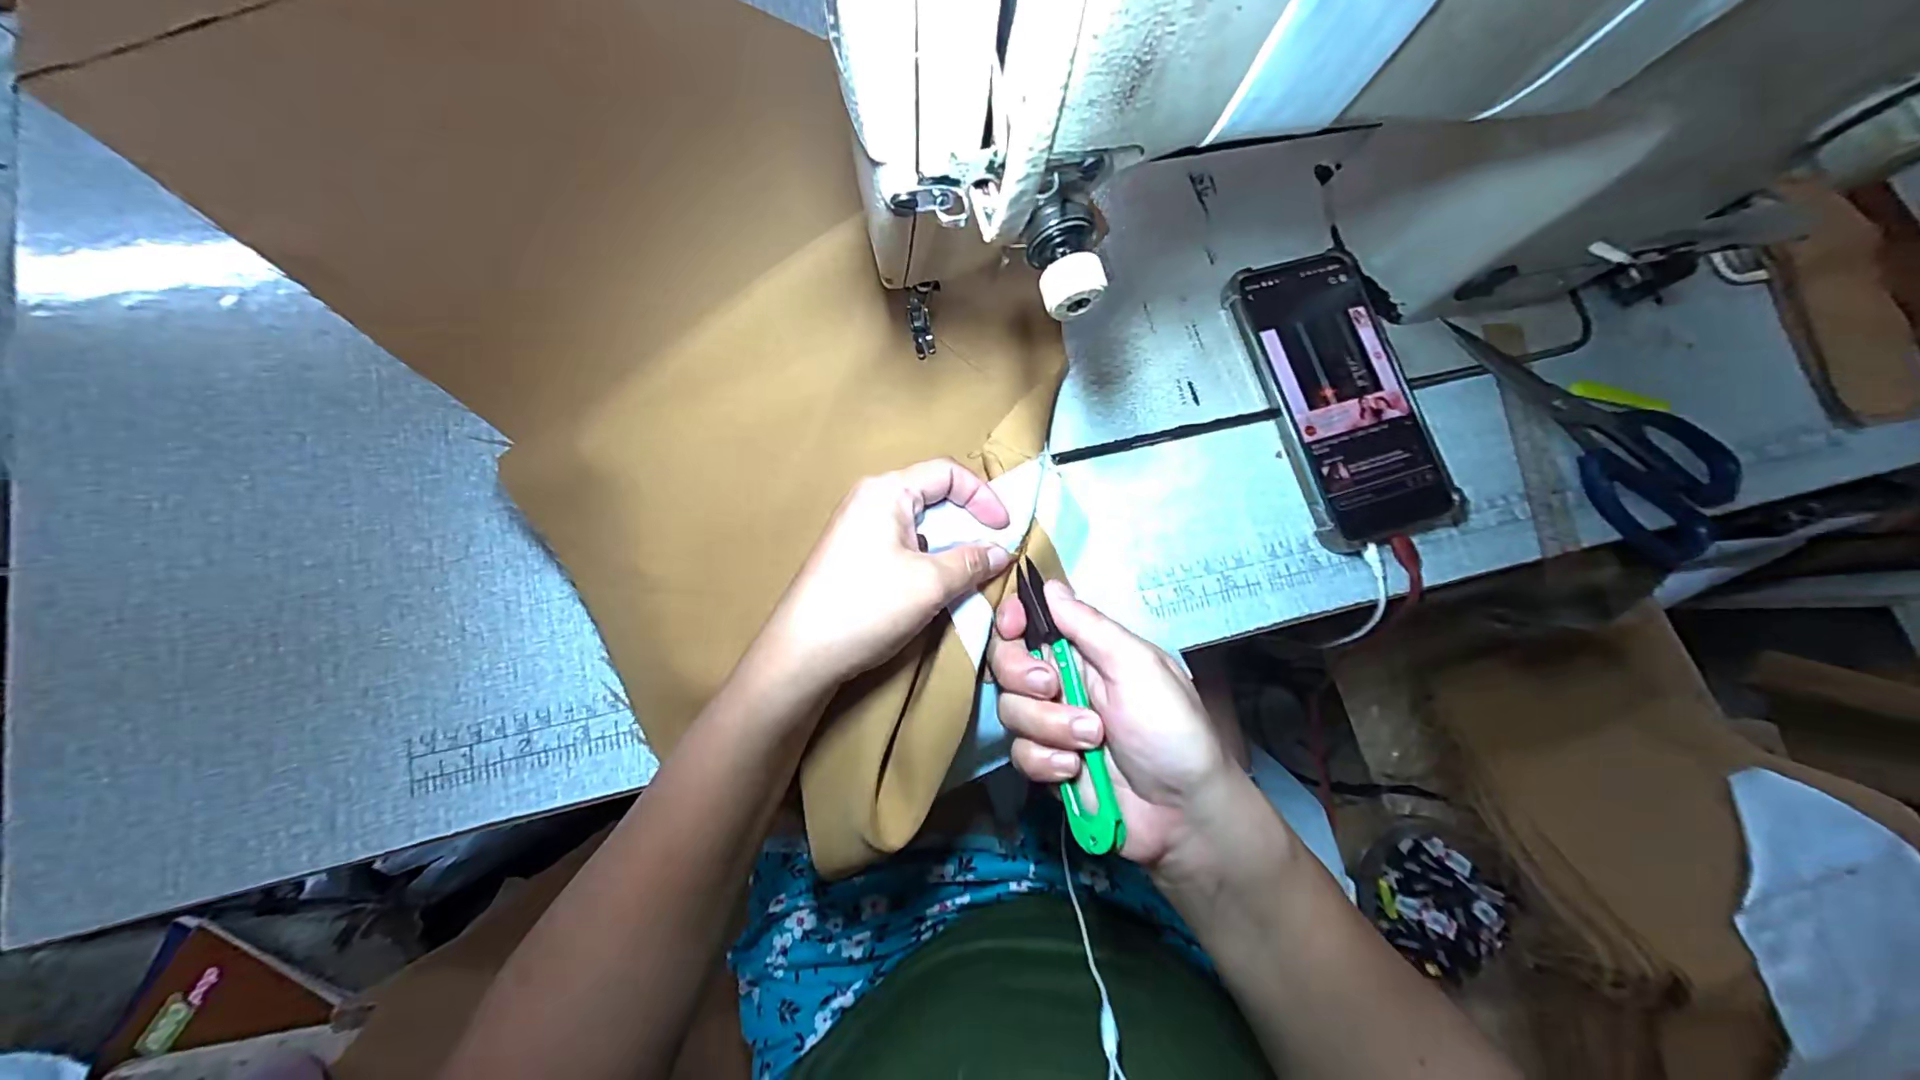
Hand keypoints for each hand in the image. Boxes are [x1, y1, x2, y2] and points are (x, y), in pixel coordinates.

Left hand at [761, 458, 1013, 691]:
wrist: (801, 654)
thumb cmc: (867, 607)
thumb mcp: (930, 584)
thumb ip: (971, 561)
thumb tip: (1000, 552)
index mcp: (886, 491)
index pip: (947, 473)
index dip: (983, 496)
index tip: (1004, 528)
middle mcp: (869, 500)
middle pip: (932, 496)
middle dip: (967, 522)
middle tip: (990, 551)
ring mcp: (857, 528)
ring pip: (919, 524)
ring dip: (948, 545)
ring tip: (965, 575)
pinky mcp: (853, 554)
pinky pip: (902, 544)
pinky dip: (927, 559)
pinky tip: (934, 587)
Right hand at [988, 579, 1244, 867]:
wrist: (1183, 813)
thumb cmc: (1170, 728)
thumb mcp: (1138, 666)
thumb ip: (1090, 626)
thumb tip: (1051, 585)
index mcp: (1086, 651)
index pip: (1030, 622)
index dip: (1011, 620)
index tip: (1012, 627)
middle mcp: (1063, 681)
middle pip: (1006, 663)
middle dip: (1023, 676)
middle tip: (1053, 688)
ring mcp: (1052, 724)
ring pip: (1011, 711)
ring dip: (1049, 726)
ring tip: (1092, 740)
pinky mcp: (1047, 763)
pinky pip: (1020, 753)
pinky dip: (1046, 762)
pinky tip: (1076, 771)